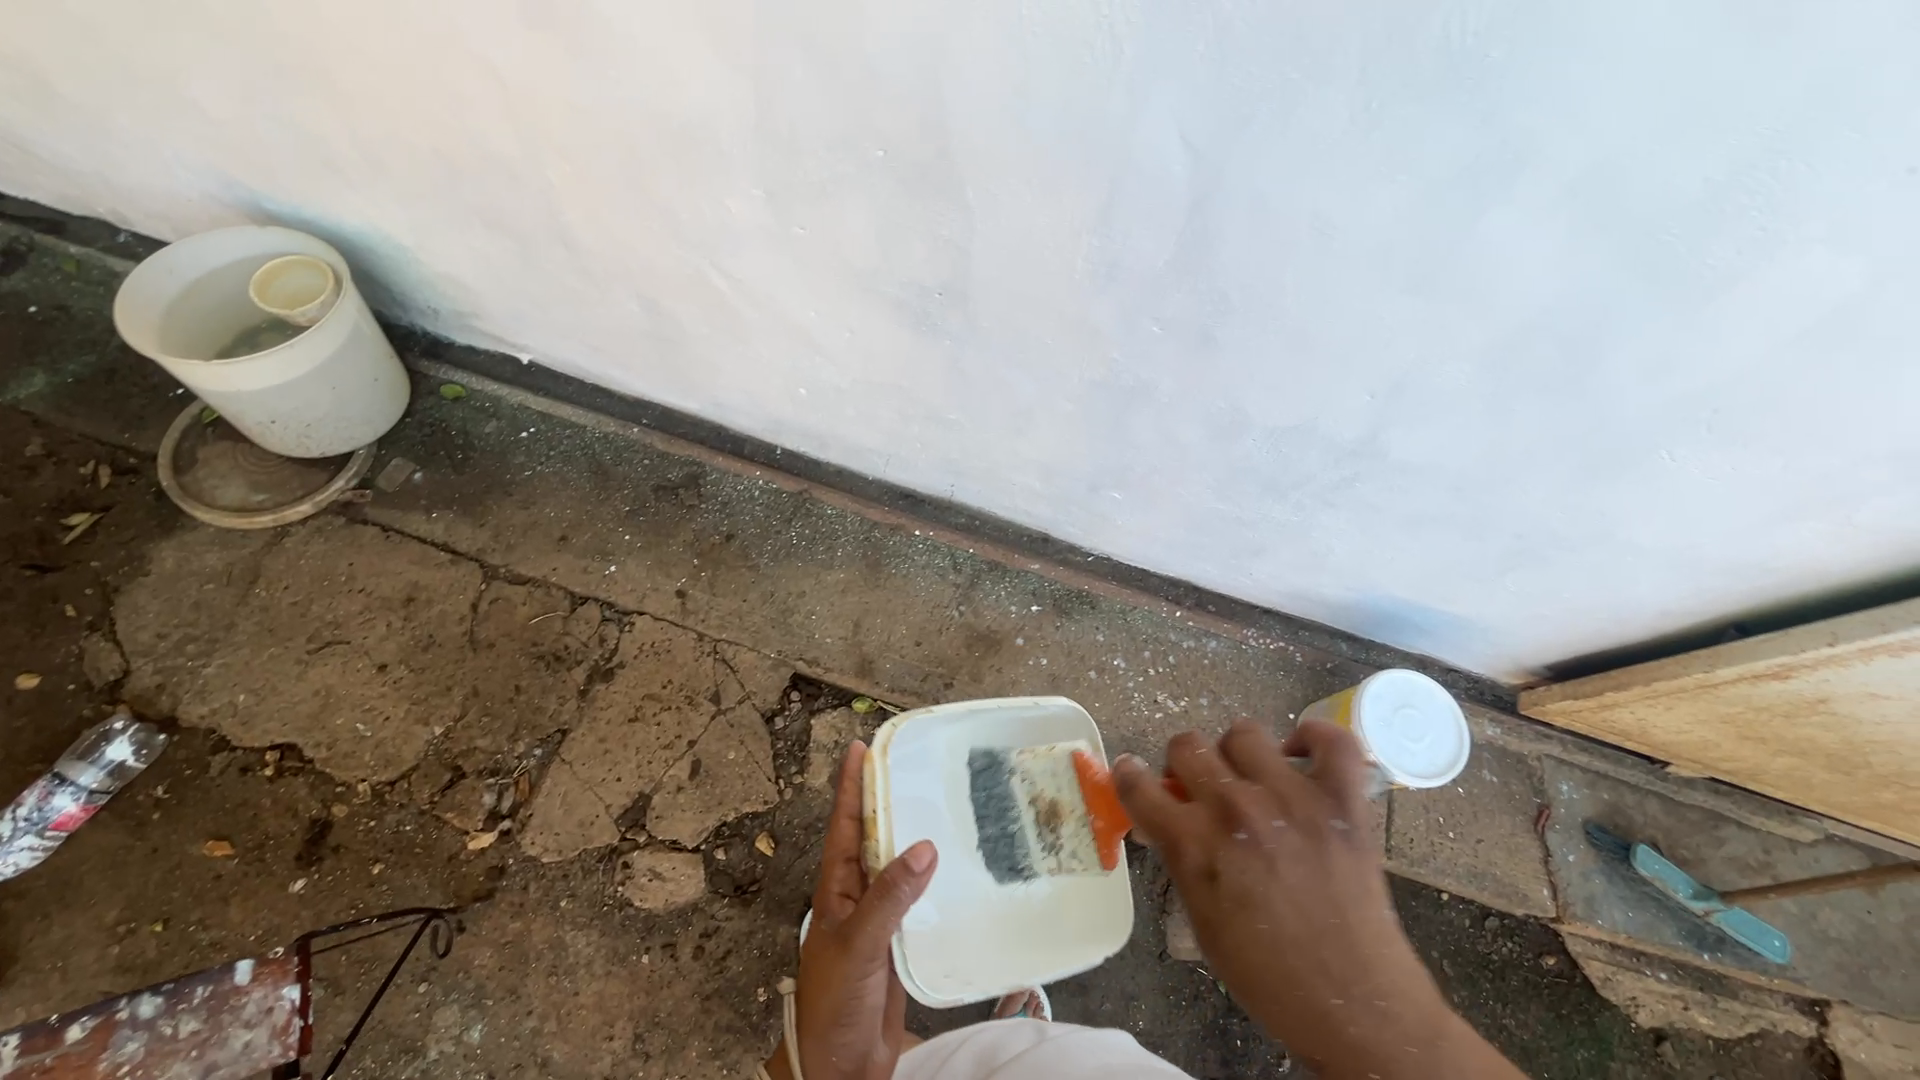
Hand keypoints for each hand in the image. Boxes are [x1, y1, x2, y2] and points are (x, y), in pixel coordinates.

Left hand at [766, 741, 936, 1079]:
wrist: (841, 1063)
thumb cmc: (835, 1001)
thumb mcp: (858, 944)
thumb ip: (889, 897)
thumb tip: (925, 847)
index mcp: (835, 887)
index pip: (844, 825)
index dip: (850, 785)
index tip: (860, 747)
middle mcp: (856, 894)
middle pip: (872, 837)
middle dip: (885, 800)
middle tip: (909, 764)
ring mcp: (878, 917)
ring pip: (896, 864)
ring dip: (910, 834)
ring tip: (936, 801)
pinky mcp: (899, 940)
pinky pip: (916, 897)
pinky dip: (932, 877)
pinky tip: (953, 866)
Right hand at [1114, 720, 1522, 1079]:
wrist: (1351, 1002)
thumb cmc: (1266, 974)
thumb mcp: (1198, 918)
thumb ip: (1180, 858)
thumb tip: (1167, 823)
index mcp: (1192, 842)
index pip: (1137, 784)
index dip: (1129, 776)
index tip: (1133, 774)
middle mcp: (1234, 808)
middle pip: (1186, 744)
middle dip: (1184, 765)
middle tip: (1200, 788)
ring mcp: (1292, 798)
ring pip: (1243, 732)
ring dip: (1237, 753)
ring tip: (1251, 778)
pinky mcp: (1342, 801)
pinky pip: (1331, 740)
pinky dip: (1315, 739)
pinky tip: (1302, 758)